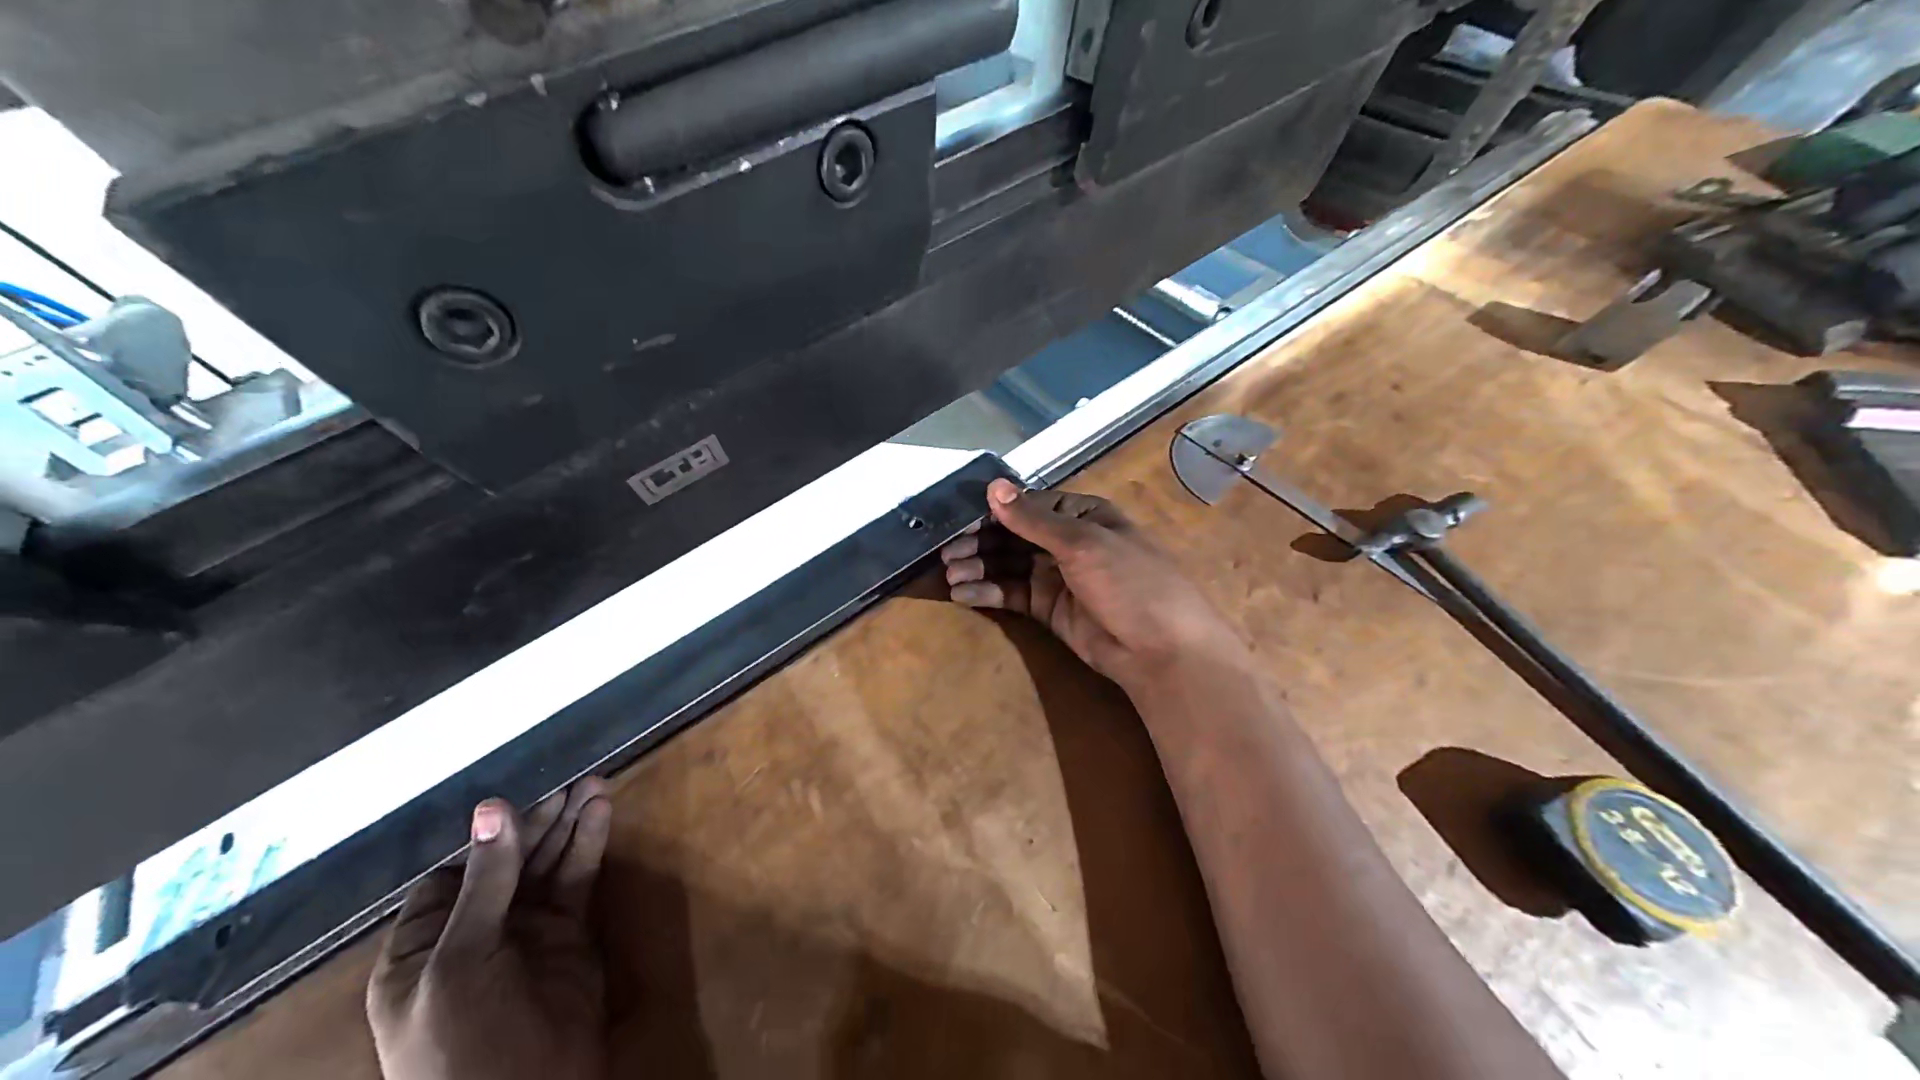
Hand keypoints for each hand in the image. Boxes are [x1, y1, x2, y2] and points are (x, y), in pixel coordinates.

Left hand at [367, 779, 612, 1079]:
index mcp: (423, 948)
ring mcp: (527, 934)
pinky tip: (602, 814)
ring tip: (596, 784)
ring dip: (572, 825)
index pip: (453, 876)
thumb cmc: (463, 1042)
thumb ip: (484, 883)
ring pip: (549, 865)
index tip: (517, 809)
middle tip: (574, 783)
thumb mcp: (460, 961)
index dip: (486, 842)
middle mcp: (475, 934)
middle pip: (509, 863)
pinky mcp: (570, 936)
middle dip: (540, 822)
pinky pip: (578, 881)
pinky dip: (590, 846)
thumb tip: (492, 808)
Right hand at [941, 479, 1250, 690]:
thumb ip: (1034, 518)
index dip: (995, 511)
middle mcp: (1068, 542)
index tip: (960, 519)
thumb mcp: (1082, 543)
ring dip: (980, 568)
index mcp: (1083, 515)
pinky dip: (989, 592)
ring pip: (1010, 565)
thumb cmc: (1129, 581)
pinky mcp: (1049, 608)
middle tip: (948, 553)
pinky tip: (965, 594)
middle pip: (1015, 535)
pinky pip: (1013, 594)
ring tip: (952, 576)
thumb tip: (994, 487)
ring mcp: (1058, 576)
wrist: (1161, 649)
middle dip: (981, 542)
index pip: (1029, 505)